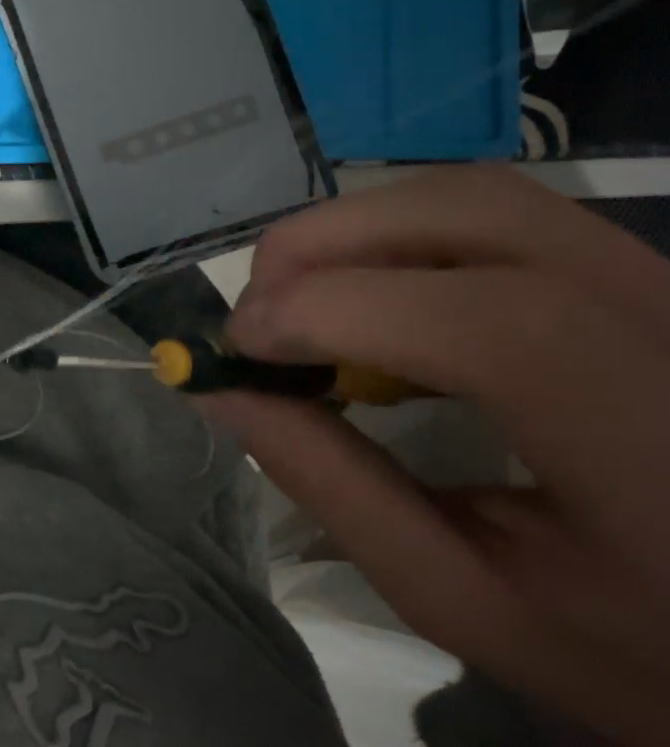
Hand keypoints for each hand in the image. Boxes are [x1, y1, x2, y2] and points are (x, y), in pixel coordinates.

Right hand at [201, 167, 669, 743]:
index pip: (496, 324)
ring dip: (353, 233)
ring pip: (480, 197)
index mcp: (660, 448)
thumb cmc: (627, 644)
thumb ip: (333, 485)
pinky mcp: (646, 280)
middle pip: (473, 215)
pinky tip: (370, 304)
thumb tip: (217, 388)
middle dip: (320, 246)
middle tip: (258, 319)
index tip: (241, 351)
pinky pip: (499, 217)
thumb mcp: (463, 597)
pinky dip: (396, 240)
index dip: (337, 311)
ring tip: (302, 304)